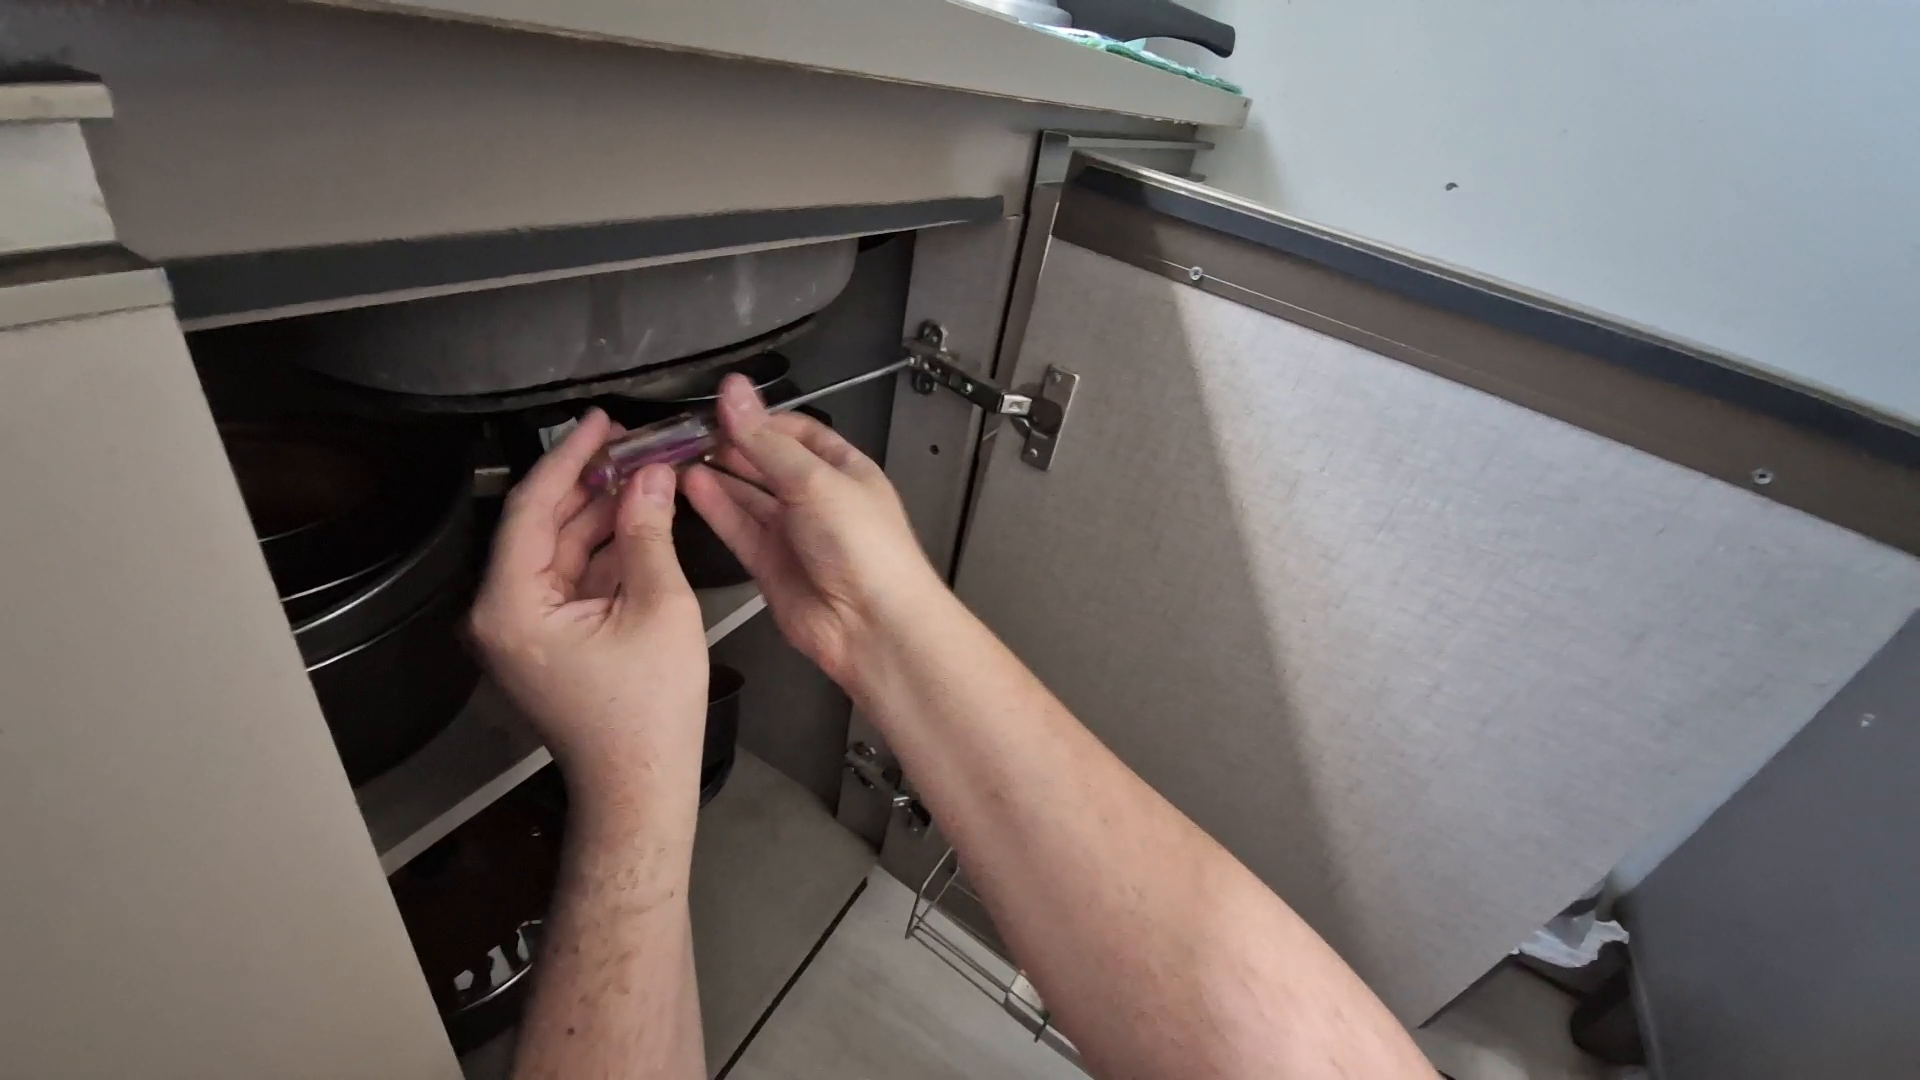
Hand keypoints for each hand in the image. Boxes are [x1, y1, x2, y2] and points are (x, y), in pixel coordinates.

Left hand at [468, 409, 709, 815]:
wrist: (642, 781)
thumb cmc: (648, 706)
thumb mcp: (659, 606)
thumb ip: (648, 533)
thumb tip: (652, 475)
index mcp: (512, 603)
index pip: (533, 507)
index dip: (571, 458)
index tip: (602, 421)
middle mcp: (504, 611)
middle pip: (547, 526)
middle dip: (595, 483)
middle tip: (640, 445)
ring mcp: (527, 627)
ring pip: (565, 550)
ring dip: (606, 514)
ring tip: (649, 475)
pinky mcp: (553, 639)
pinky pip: (577, 579)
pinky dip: (609, 550)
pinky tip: (643, 521)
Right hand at [682, 376, 943, 686]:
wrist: (872, 625)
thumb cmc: (864, 547)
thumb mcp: (815, 481)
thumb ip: (767, 440)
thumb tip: (735, 391)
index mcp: (845, 470)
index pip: (798, 432)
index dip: (760, 418)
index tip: (720, 405)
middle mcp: (819, 498)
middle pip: (768, 462)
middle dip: (732, 444)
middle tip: (689, 428)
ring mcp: (794, 532)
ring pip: (748, 495)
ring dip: (717, 473)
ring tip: (678, 451)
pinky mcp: (770, 563)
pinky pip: (738, 527)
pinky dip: (715, 506)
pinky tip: (690, 484)